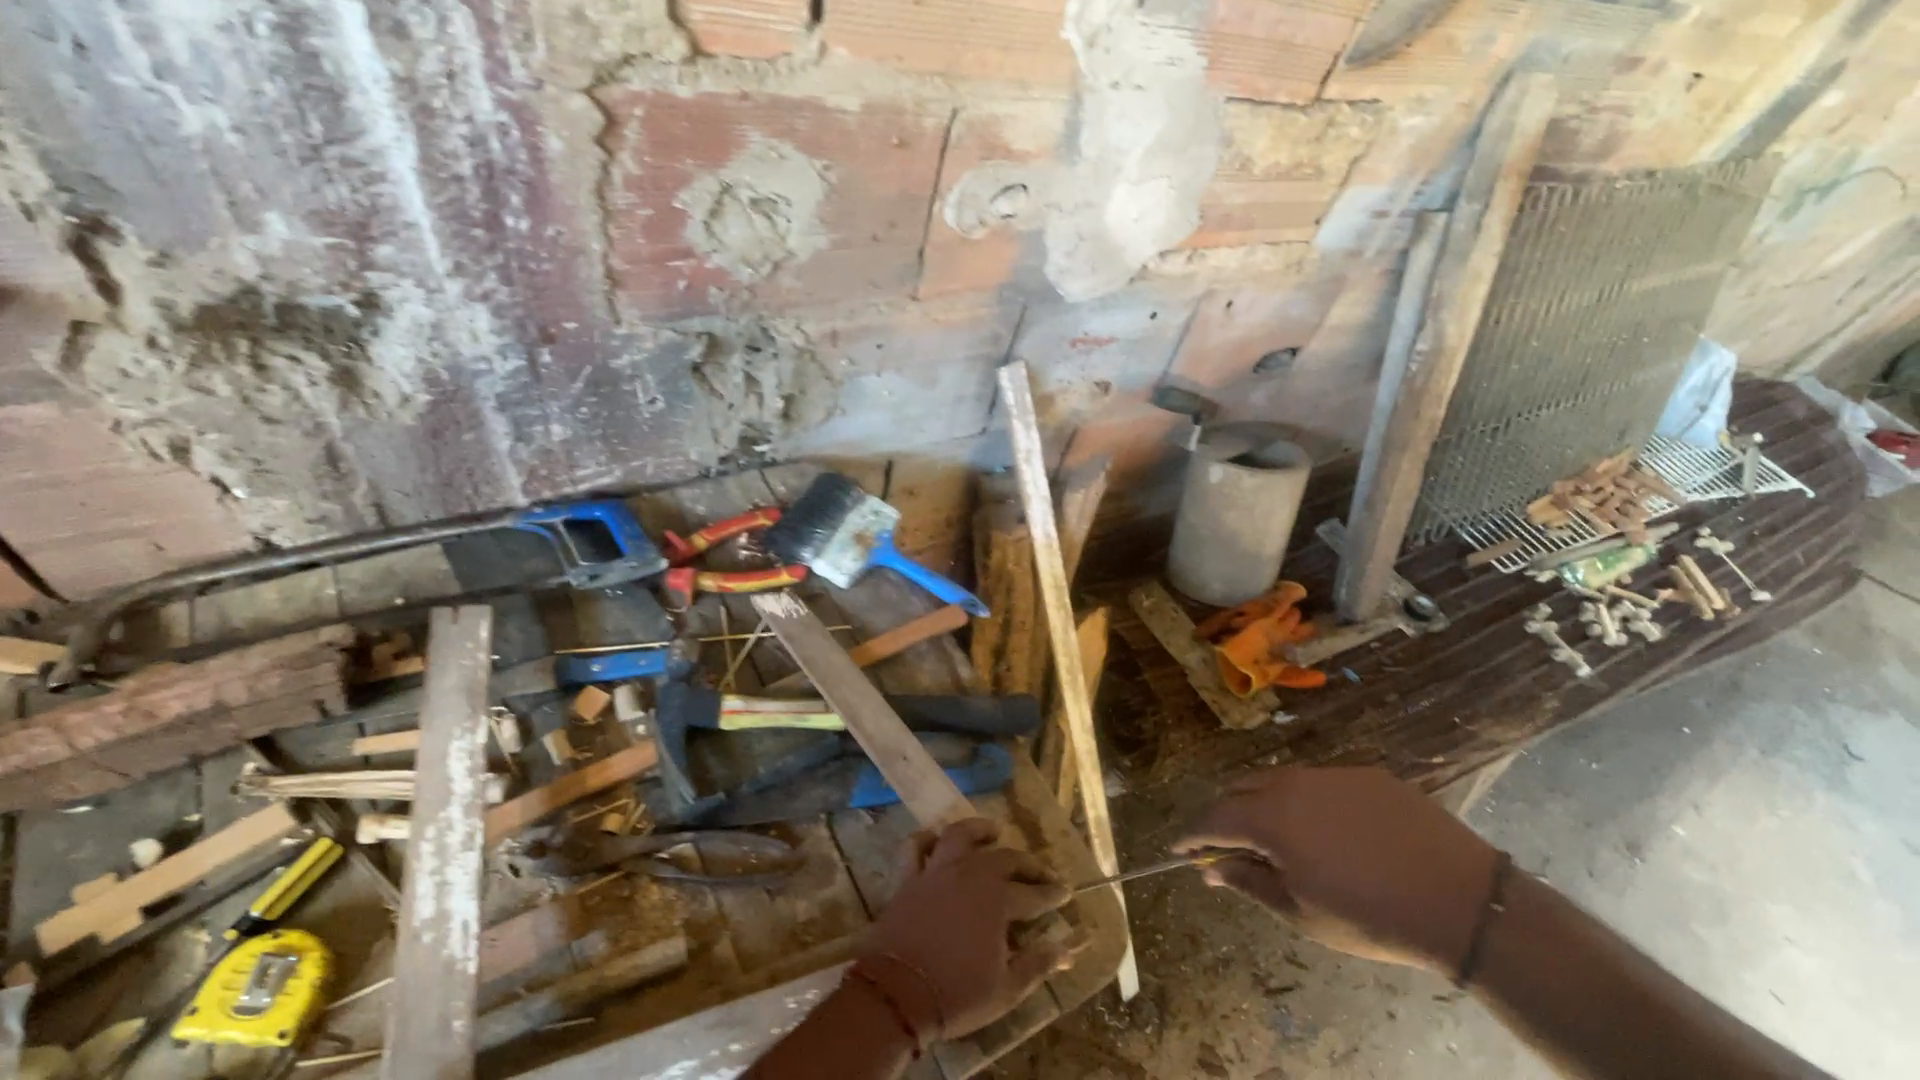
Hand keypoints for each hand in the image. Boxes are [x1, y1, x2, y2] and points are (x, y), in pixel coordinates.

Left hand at [855, 818, 1074, 1044]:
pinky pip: (915, 848)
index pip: (1034, 894)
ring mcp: (936, 873)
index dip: (1052, 894)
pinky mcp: (908, 879)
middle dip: (1028, 865)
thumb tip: (1066, 951)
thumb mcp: (1006, 990)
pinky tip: (935, 840)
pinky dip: (926, 839)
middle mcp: (970, 875)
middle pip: (1005, 859)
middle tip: (1041, 873)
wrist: (896, 994)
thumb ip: (1037, 965)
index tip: (1066, 893)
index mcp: (998, 900)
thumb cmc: (956, 994)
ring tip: (993, 831)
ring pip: (960, 836)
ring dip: (979, 830)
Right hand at [1174, 767, 1501, 975]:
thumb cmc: (1371, 917)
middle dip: (1225, 815)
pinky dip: (1306, 801)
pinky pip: (1321, 782)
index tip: (1178, 848)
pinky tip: (1329, 832)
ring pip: (1280, 779)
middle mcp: (1294, 784)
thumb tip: (1211, 869)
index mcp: (1271, 819)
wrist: (1463, 902)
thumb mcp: (1301, 913)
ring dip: (1263, 803)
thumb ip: (1249, 883)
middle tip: (1228, 847)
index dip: (1191, 834)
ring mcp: (1334, 775)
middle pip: (1240, 789)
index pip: (1213, 818)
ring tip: (1276, 838)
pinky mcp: (1370, 776)